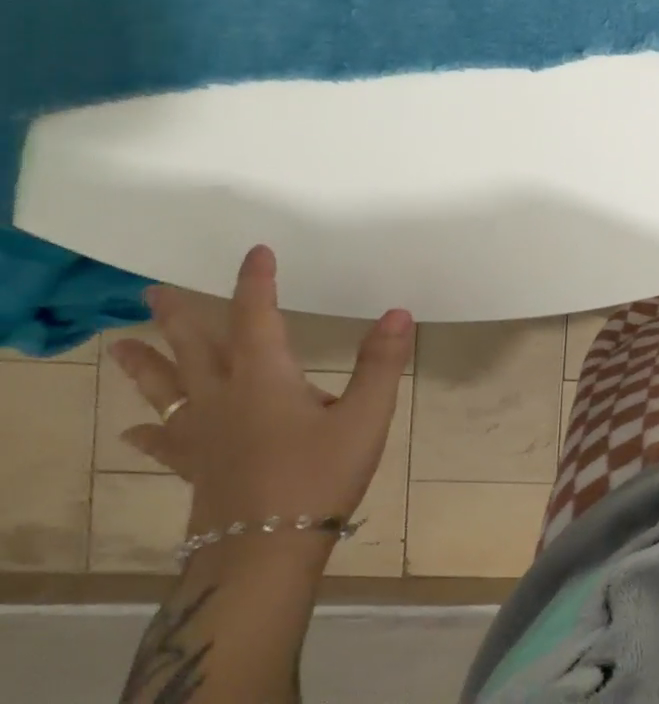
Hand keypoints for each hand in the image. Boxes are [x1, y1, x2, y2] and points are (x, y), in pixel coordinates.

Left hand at [110, 245, 413, 554]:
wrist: (265, 546)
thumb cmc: (321, 474)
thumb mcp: (367, 416)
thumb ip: (381, 363)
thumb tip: (398, 312)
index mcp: (265, 378)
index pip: (258, 317)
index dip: (257, 283)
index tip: (257, 252)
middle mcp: (224, 396)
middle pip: (194, 348)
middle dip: (178, 317)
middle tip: (151, 292)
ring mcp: (203, 433)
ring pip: (166, 389)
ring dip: (143, 365)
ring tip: (120, 345)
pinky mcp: (196, 464)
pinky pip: (164, 440)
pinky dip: (150, 430)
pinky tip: (137, 429)